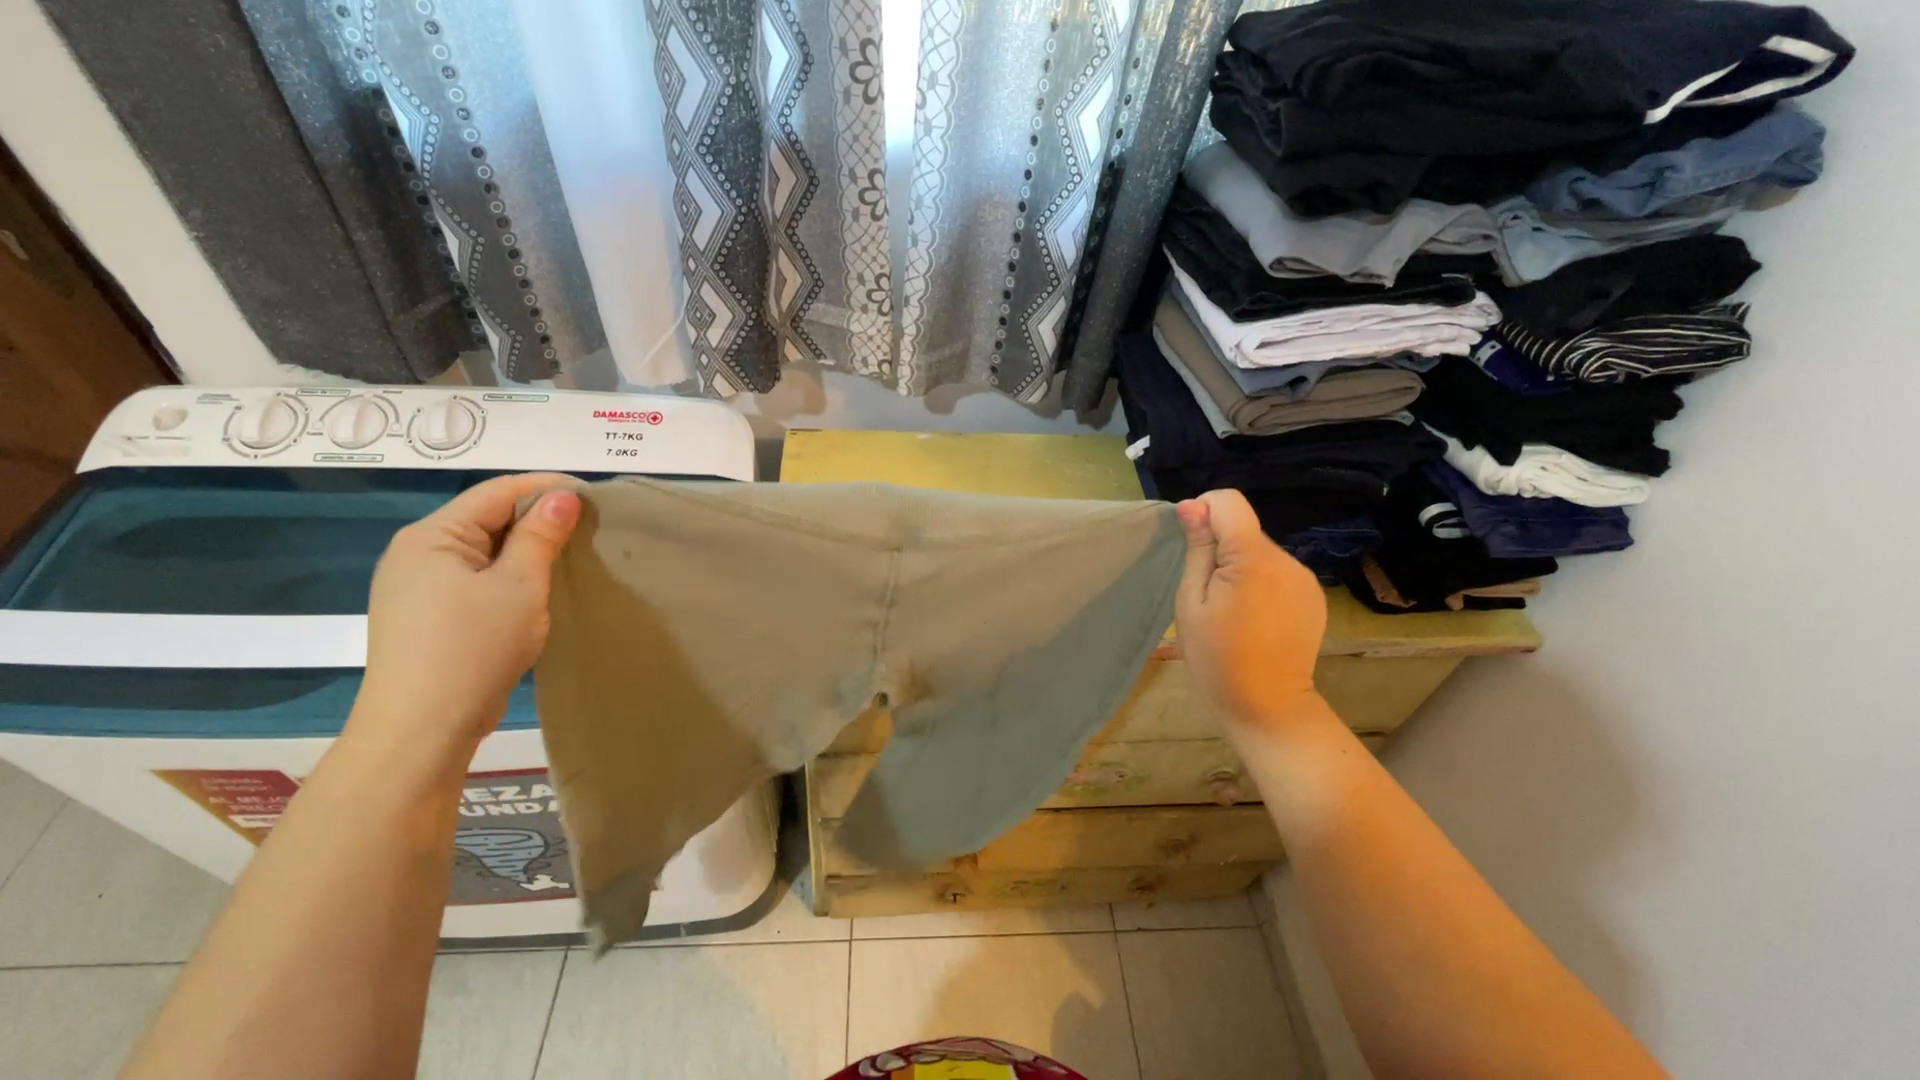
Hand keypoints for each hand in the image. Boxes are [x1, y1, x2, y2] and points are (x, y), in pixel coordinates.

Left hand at [353, 473, 582, 750]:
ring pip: (479, 551)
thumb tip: (563, 497)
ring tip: (567, 556)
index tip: (591, 494)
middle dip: (535, 518)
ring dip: (522, 549)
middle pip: (484, 518)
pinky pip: (470, 579)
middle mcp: (415, 552)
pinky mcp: (423, 617)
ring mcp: (414, 587)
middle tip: (587, 527)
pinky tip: (532, 590)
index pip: (496, 492)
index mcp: (432, 535)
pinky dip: (504, 575)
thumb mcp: (519, 587)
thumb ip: (541, 537)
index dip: (544, 487)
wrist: (421, 727)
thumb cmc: (473, 648)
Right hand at [1174, 490, 1327, 728]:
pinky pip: (1279, 573)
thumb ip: (1198, 549)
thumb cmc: (1216, 658)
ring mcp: (1304, 578)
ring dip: (1243, 567)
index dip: (1204, 511)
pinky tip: (1256, 619)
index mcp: (1252, 558)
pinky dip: (1263, 584)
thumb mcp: (1191, 602)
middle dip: (1223, 548)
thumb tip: (1192, 505)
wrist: (1267, 705)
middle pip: (1245, 530)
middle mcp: (1286, 559)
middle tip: (1209, 594)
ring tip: (1233, 610)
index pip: (1229, 501)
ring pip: (1262, 552)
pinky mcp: (1313, 595)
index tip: (1192, 544)